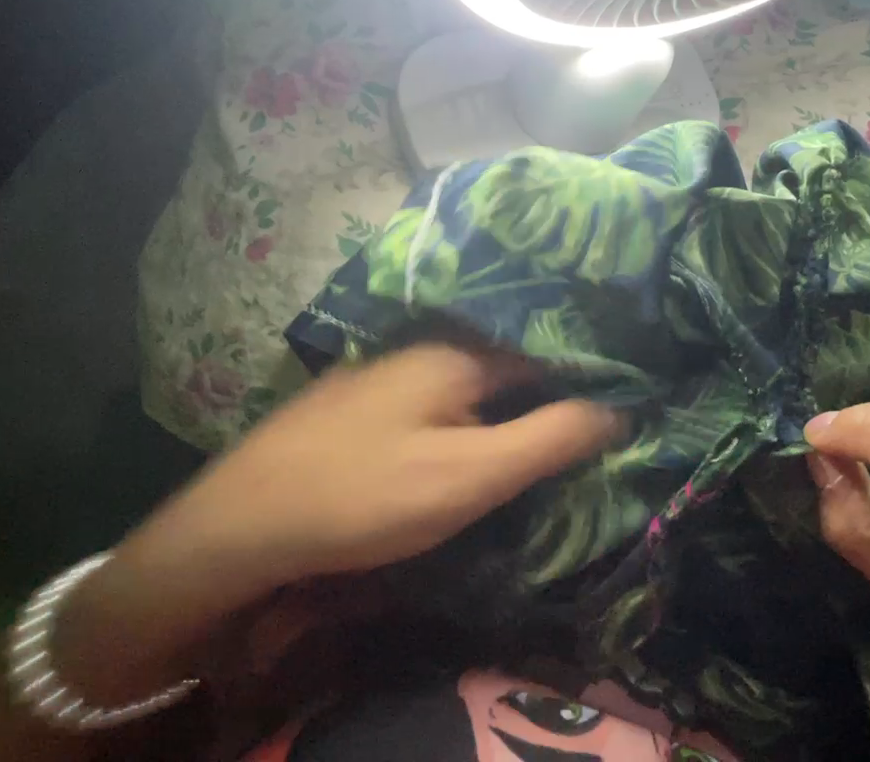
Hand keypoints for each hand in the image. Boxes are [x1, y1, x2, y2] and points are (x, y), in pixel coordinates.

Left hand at [56, 344, 619, 703]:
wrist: (240, 524)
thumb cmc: (365, 497)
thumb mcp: (469, 476)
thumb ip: (549, 439)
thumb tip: (621, 409)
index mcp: (458, 351)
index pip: (550, 348)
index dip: (591, 372)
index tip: (629, 397)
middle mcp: (425, 345)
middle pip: (511, 357)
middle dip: (554, 381)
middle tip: (598, 416)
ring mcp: (389, 368)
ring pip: (474, 374)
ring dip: (513, 394)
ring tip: (550, 423)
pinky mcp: (365, 397)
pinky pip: (441, 390)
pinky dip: (473, 406)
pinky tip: (478, 432)